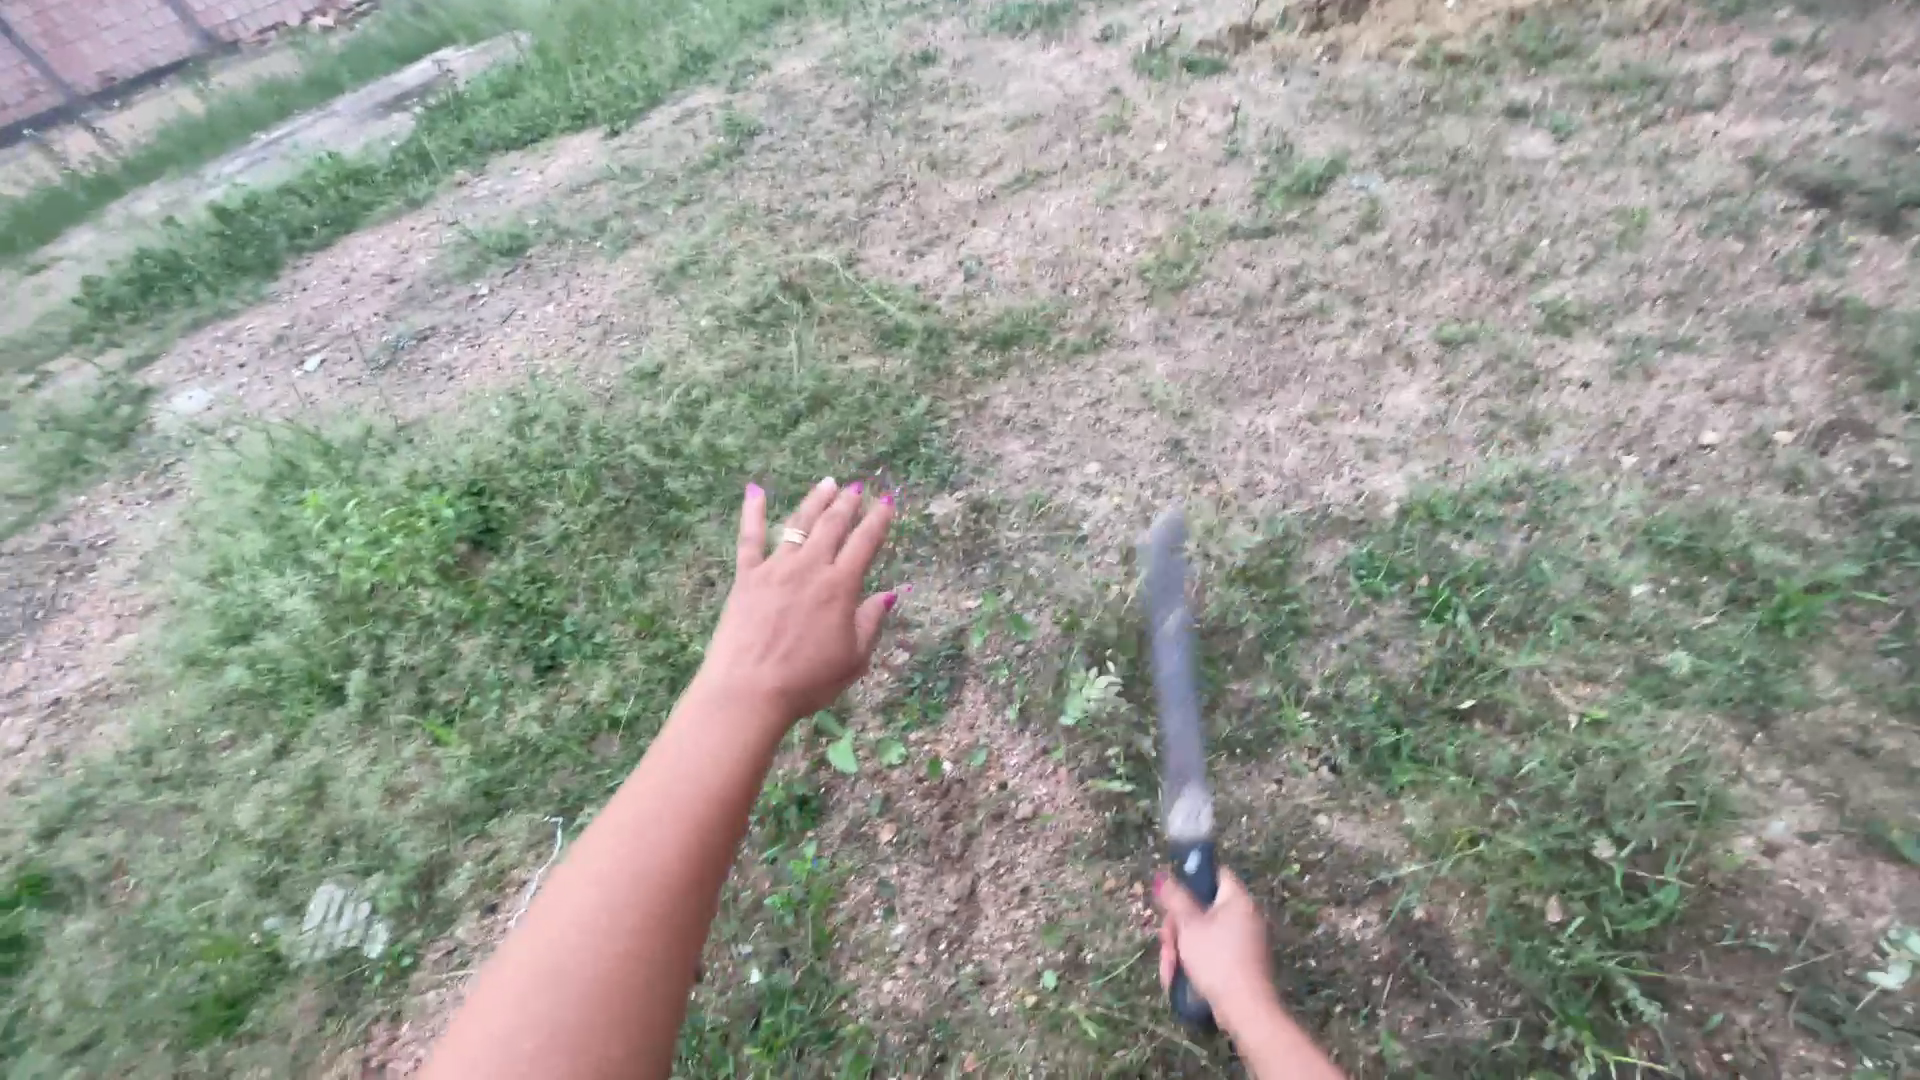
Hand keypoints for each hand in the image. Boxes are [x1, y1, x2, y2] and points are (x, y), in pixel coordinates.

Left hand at [698, 477, 897, 723]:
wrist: (749, 691)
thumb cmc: (807, 681)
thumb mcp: (853, 658)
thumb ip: (870, 622)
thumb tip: (887, 594)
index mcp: (840, 587)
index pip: (865, 543)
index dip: (878, 520)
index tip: (887, 502)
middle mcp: (810, 568)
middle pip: (832, 526)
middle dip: (847, 503)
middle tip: (857, 487)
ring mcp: (775, 569)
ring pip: (798, 524)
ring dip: (815, 500)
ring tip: (827, 483)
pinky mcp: (746, 577)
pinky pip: (749, 538)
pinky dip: (753, 513)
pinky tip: (755, 491)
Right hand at [1155, 867, 1280, 1034]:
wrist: (1246, 1011)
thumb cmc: (1216, 959)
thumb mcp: (1188, 924)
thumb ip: (1174, 897)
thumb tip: (1163, 875)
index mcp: (1238, 900)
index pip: (1215, 873)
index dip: (1192, 879)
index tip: (1173, 896)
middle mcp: (1245, 916)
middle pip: (1202, 907)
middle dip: (1178, 925)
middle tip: (1166, 941)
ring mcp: (1245, 942)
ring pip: (1202, 933)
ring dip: (1180, 947)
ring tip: (1170, 967)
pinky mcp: (1241, 964)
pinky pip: (1212, 951)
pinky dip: (1194, 960)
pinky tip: (1178, 978)